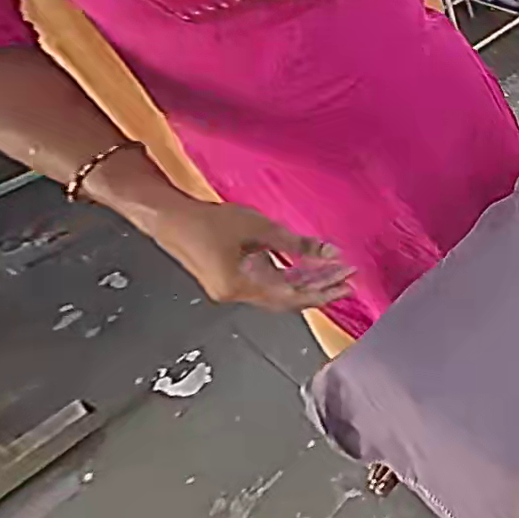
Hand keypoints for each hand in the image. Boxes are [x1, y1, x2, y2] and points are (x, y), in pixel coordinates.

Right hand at [144, 200, 355, 312]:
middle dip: (320, 290)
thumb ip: (298, 245)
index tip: (347, 286)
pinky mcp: (232, 278)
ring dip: (308, 283)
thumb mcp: (262, 230)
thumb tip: (330, 253)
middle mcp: (236, 293)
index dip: (323, 293)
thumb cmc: (210, 223)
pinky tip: (311, 269)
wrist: (170, 218)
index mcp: (241, 286)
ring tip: (335, 273)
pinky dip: (292, 277)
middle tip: (348, 280)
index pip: (293, 298)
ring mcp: (233, 287)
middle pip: (288, 299)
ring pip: (280, 292)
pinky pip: (269, 283)